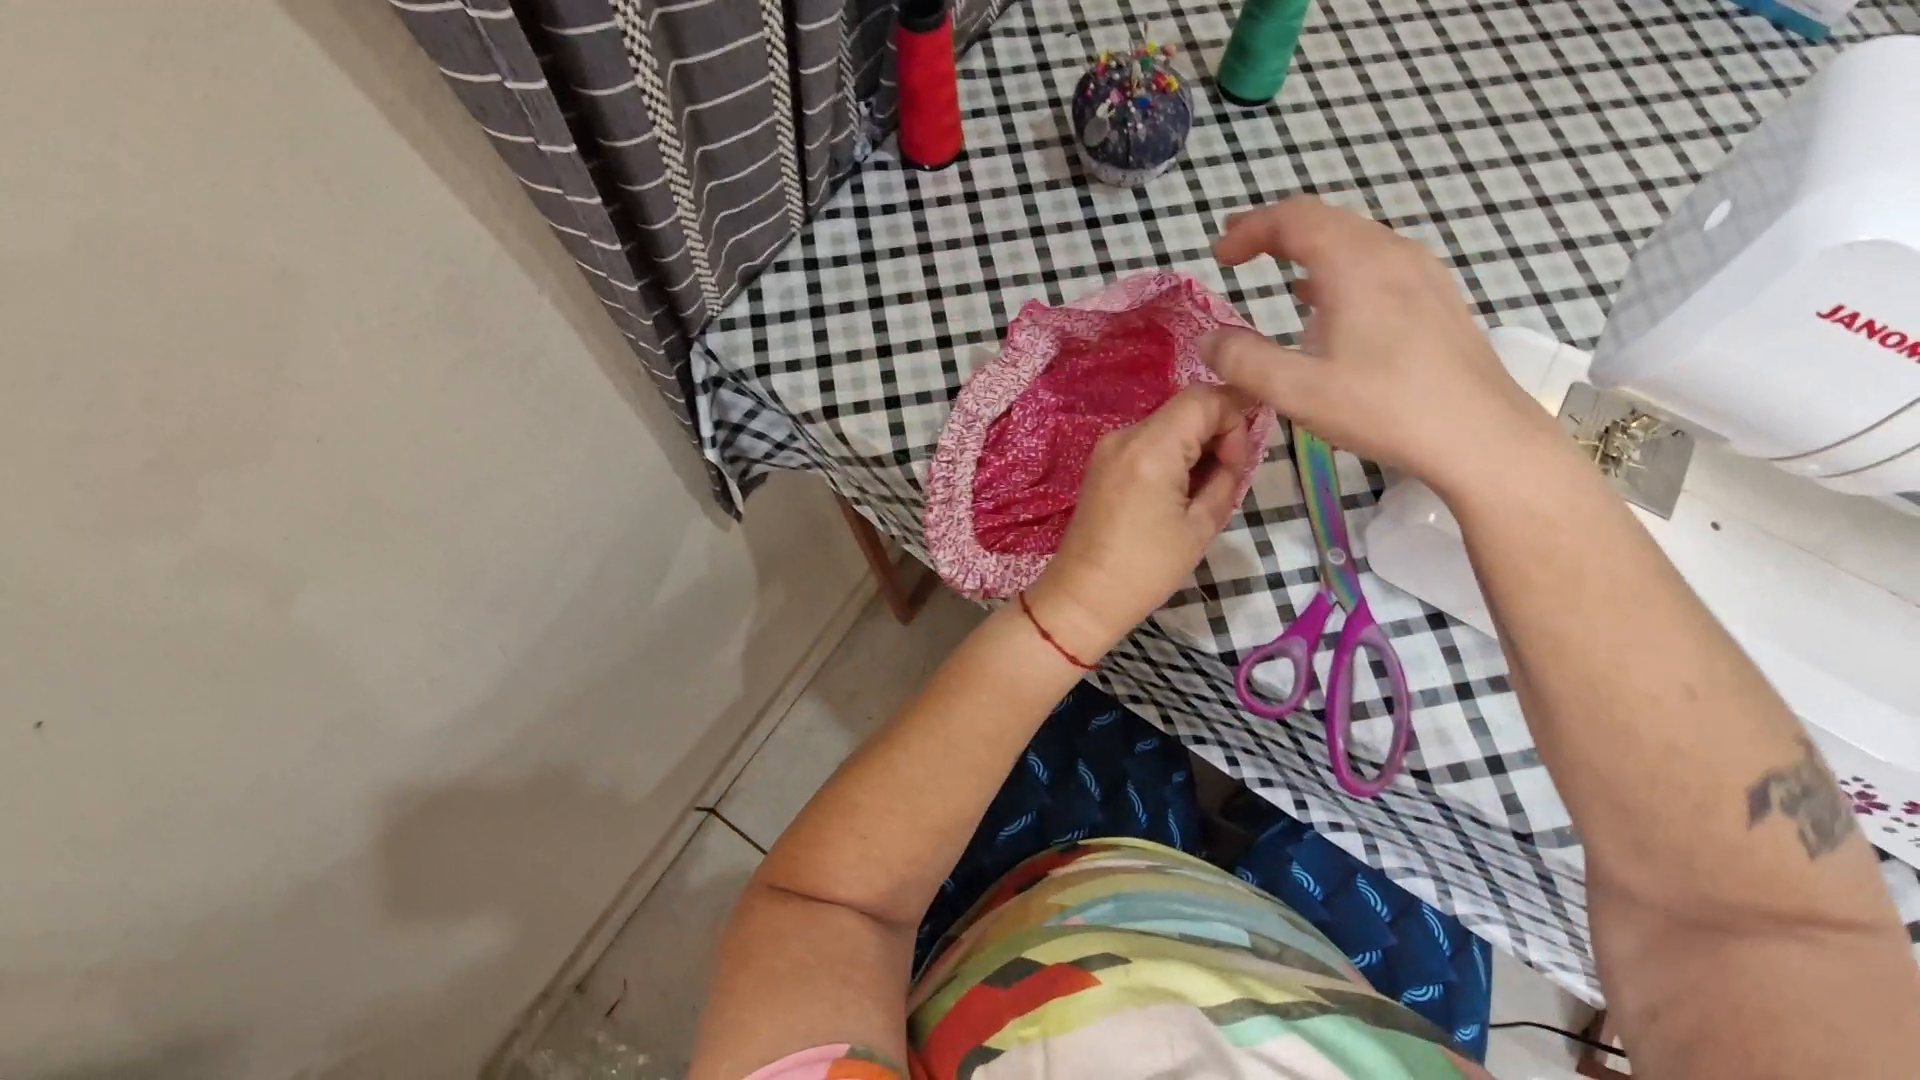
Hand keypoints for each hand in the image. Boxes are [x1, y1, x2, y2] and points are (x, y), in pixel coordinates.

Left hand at [1024, 383, 1254, 659]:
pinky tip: (1179, 490)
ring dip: (1196, 443)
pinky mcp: (1103, 461)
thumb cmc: (1148, 568)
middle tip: (1228, 476)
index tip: (1242, 457)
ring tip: (1205, 488)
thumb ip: (1227, 474)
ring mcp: (1109, 446)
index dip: (1236, 414)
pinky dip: (1173, 453)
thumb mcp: (1202, 524)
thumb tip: (1238, 447)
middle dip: (1217, 430)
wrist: (1085, 595)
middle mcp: (1125, 435)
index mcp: (1151, 447)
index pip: (1205, 397)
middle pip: (1186, 406)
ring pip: (1168, 423)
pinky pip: (1149, 441)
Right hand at [1200, 197, 1564, 496]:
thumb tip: (1208, 340)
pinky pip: (1379, 262)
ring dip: (1311, 247)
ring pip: (1356, 239)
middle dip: (1276, 230)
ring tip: (1281, 272)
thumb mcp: (1299, 391)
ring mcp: (1423, 273)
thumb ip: (1244, 362)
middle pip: (1326, 220)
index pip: (1294, 219)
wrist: (1480, 435)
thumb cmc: (1385, 408)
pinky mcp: (1438, 298)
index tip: (1218, 254)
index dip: (1249, 228)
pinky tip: (1333, 303)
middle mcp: (1392, 253)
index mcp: (1355, 264)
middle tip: (1239, 249)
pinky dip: (1341, 267)